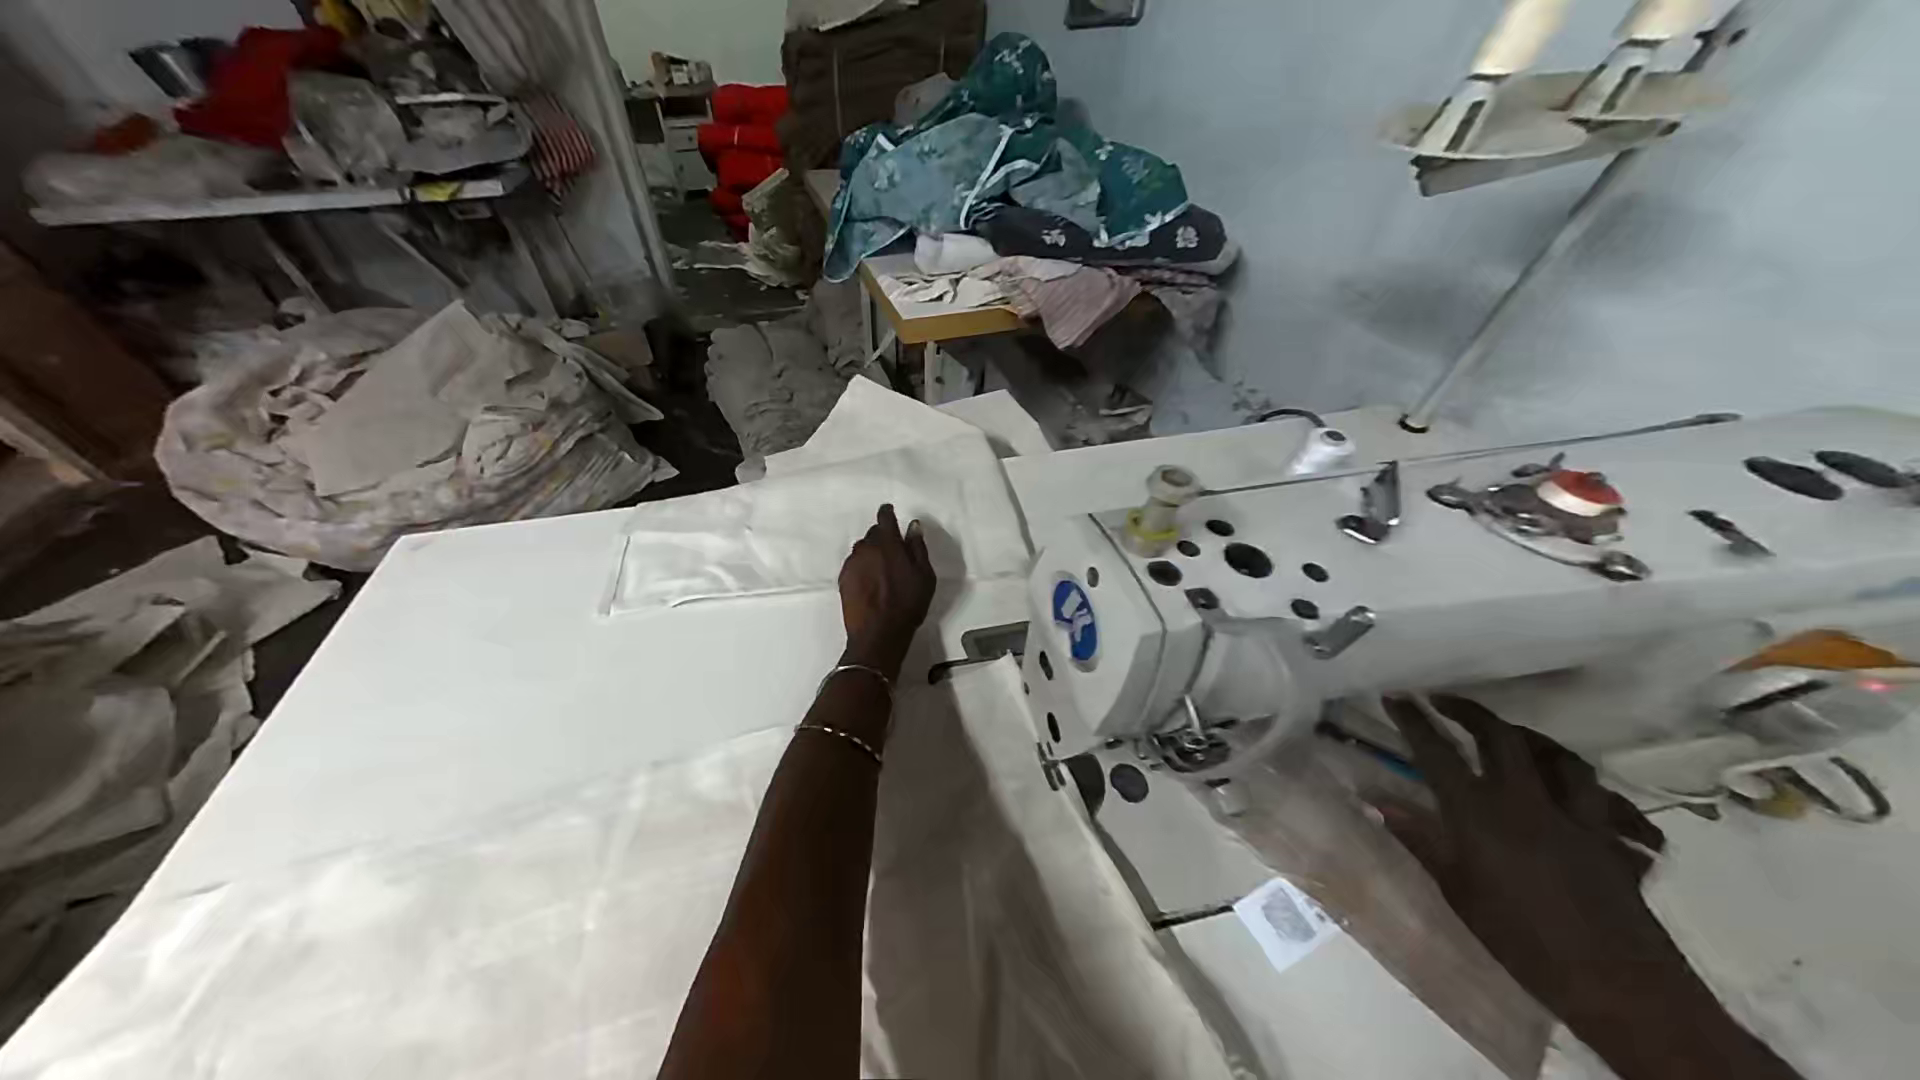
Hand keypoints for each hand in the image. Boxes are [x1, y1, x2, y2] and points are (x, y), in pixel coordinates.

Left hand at [837, 504, 934, 678]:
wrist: (879, 634)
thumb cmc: (908, 604)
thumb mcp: (924, 576)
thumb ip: (917, 548)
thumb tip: (913, 526)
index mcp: (888, 544)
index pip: (885, 518)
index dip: (888, 513)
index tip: (889, 511)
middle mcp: (866, 549)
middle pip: (873, 533)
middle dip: (883, 537)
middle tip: (893, 550)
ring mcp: (852, 564)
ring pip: (862, 549)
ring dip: (872, 552)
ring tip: (882, 569)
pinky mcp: (843, 579)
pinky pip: (854, 564)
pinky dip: (862, 566)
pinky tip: (871, 581)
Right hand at [1381, 696, 1800, 1079]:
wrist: (1618, 988)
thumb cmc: (1521, 941)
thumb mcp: (1456, 891)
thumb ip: (1419, 839)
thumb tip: (1373, 800)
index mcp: (1481, 814)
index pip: (1438, 753)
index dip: (1414, 720)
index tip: (1396, 696)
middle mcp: (1528, 802)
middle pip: (1502, 736)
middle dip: (1470, 711)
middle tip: (1444, 701)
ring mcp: (1578, 818)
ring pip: (1559, 757)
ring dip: (1530, 739)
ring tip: (1511, 737)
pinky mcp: (1614, 839)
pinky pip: (1606, 800)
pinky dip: (1588, 789)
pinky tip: (1581, 794)